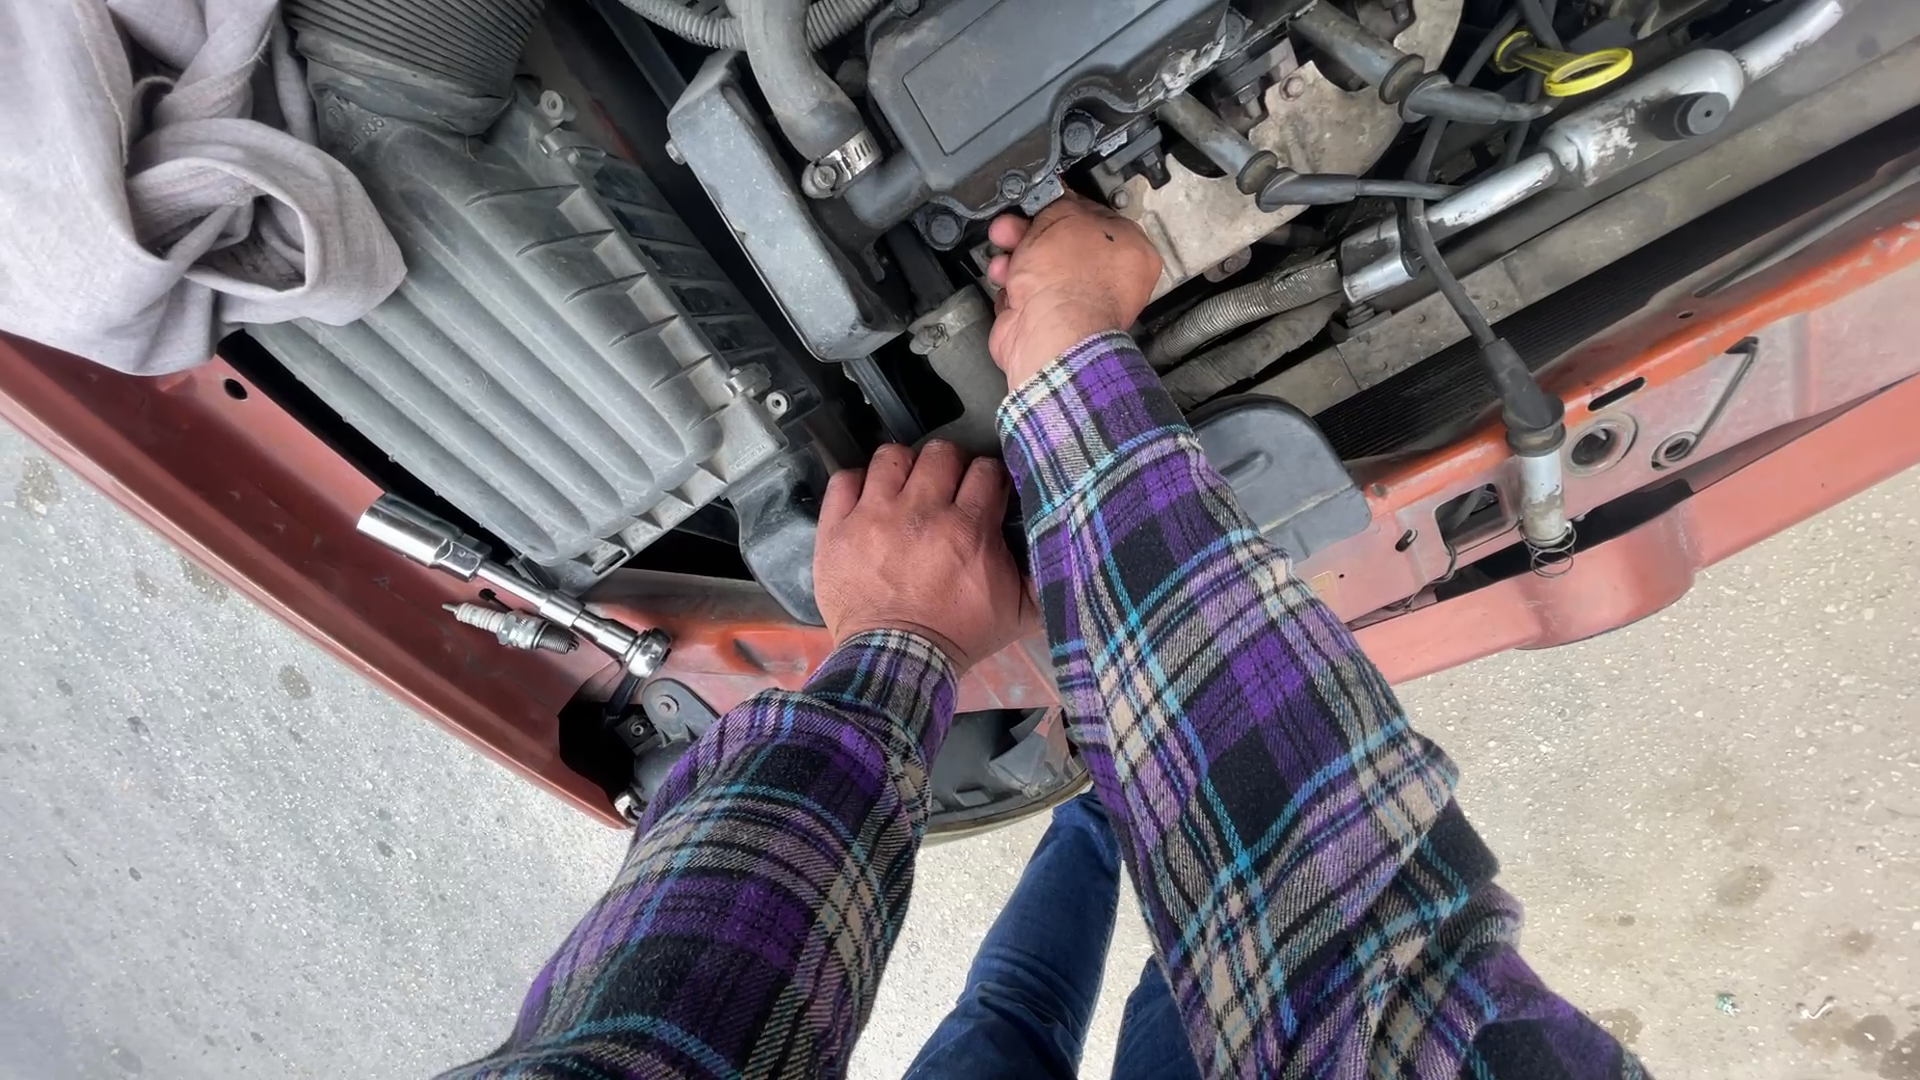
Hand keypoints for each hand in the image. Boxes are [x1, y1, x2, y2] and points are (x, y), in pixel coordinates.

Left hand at [814, 441, 1034, 672]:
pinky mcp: (836, 528)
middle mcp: (921, 512)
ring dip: (904, 471)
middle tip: (946, 491)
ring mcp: (873, 516)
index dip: (988, 479)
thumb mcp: (1021, 613)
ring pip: (892, 457)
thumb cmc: (959, 635)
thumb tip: (1062, 542)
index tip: (984, 495)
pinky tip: (868, 501)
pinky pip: (845, 479)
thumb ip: (1044, 575)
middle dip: (949, 468)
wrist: (897, 661)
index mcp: (967, 528)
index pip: (986, 470)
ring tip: (906, 492)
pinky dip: (858, 485)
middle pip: (941, 454)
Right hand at [985, 193, 1162, 388]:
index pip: (1100, 220)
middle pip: (1064, 245)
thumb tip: (1053, 203)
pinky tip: (1005, 278)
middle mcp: (1108, 284)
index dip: (1067, 207)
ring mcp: (1075, 307)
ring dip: (1016, 256)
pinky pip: (1023, 295)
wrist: (1045, 334)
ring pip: (1039, 270)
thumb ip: (1060, 204)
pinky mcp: (1045, 324)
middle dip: (1033, 232)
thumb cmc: (1069, 284)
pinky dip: (1010, 287)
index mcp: (1133, 255)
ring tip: (1005, 251)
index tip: (1046, 204)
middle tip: (1016, 224)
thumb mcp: (1065, 217)